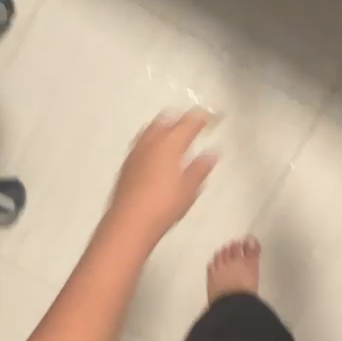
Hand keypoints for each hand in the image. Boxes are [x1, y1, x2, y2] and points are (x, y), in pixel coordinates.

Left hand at [103, 109, 218, 244]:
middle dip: (181, 118)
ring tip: (176, 136)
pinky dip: (153, 140)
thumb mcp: (190, 189)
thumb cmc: (164, 206)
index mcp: (170, 144)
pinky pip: (142, 141)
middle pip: (167, 119)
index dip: (204, 116)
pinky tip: (158, 153)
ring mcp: (136, 151)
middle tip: (194, 125)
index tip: (215, 117)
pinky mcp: (126, 164)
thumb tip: (212, 153)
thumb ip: (201, 168)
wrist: (128, 223)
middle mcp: (151, 142)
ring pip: (151, 128)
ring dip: (165, 127)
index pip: (190, 122)